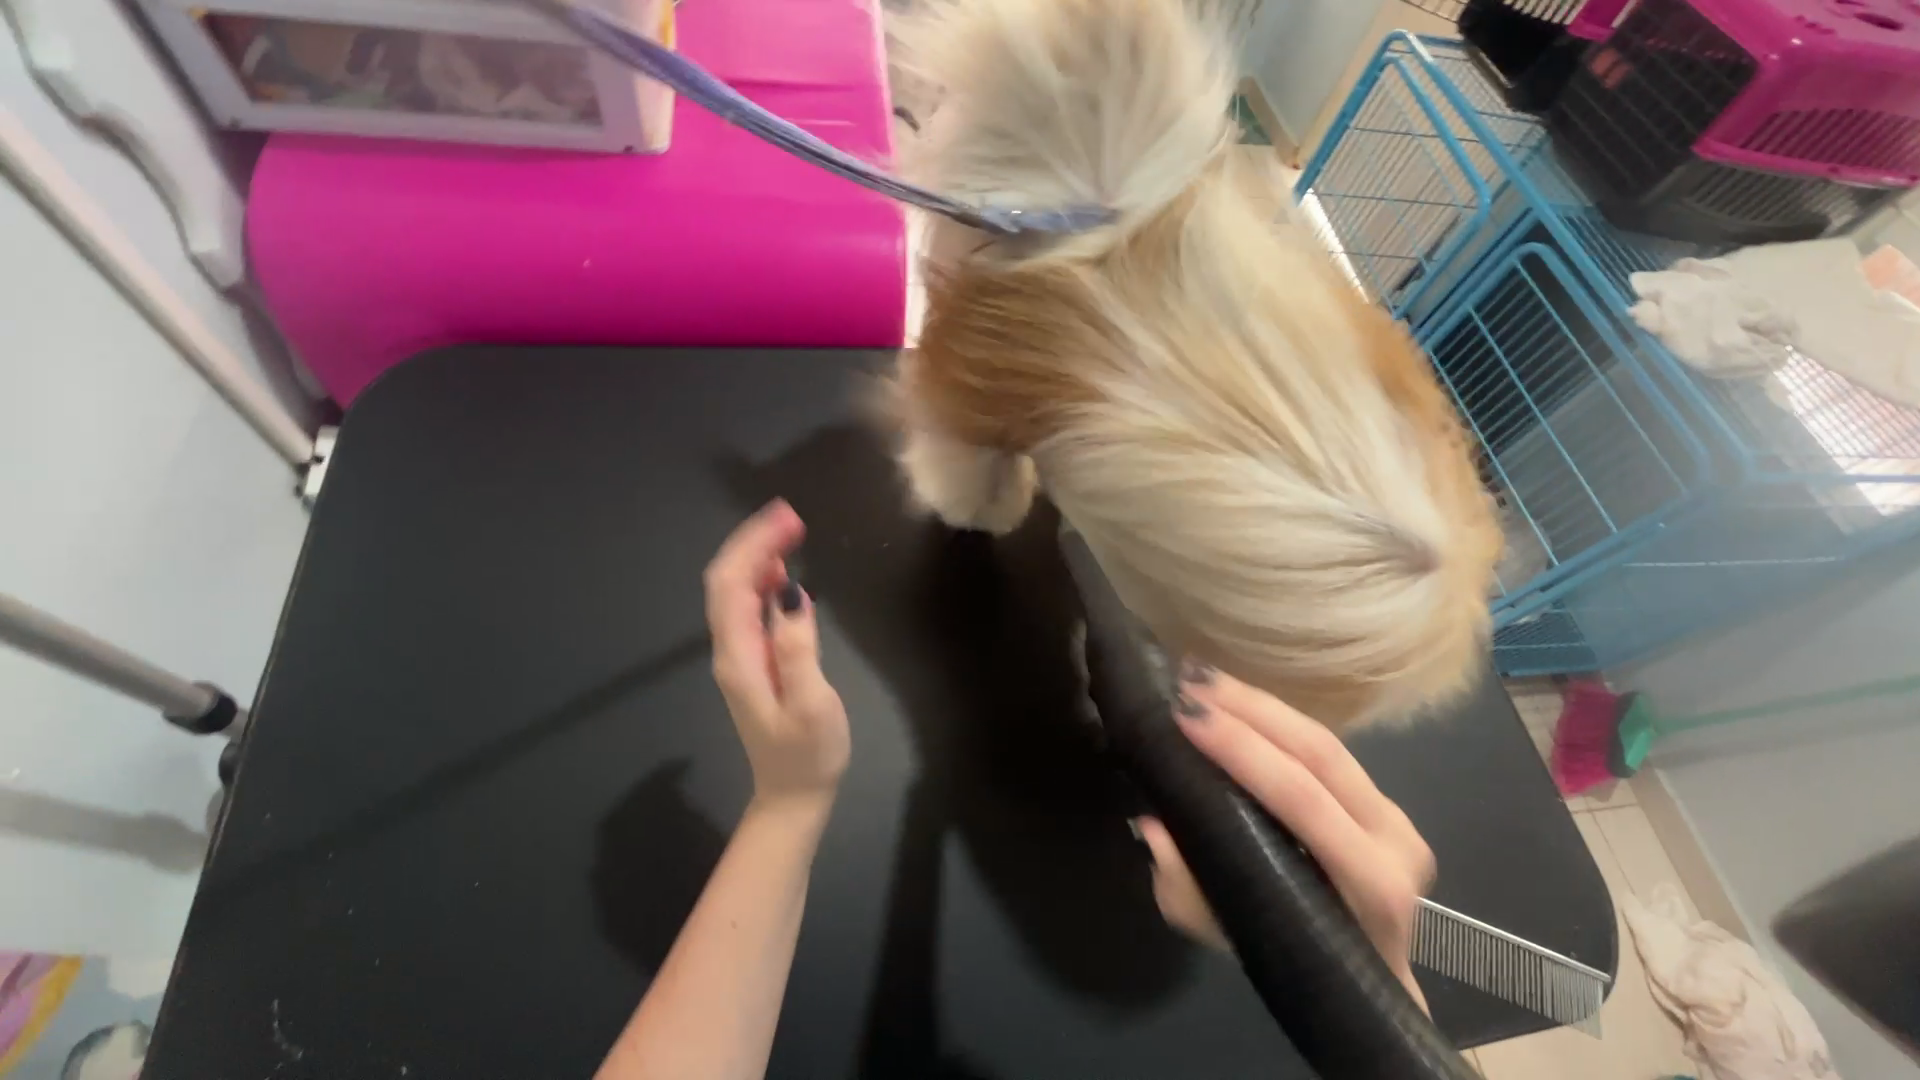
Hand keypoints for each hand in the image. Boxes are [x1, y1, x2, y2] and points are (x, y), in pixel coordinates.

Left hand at [704, 500, 849, 809]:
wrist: (792, 797)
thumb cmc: (808, 754)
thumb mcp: (811, 704)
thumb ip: (798, 649)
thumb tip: (789, 594)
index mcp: (740, 657)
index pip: (731, 585)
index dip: (753, 546)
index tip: (787, 519)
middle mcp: (731, 650)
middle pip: (727, 583)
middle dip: (753, 543)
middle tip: (791, 517)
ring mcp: (739, 657)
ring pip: (735, 593)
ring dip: (757, 558)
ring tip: (790, 533)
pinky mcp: (753, 663)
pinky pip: (748, 609)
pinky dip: (762, 581)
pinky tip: (780, 573)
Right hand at [1136, 666, 1434, 1008]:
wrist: (1369, 986)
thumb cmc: (1296, 963)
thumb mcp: (1232, 938)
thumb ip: (1188, 891)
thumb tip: (1152, 825)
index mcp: (1370, 886)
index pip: (1303, 799)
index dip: (1242, 751)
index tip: (1185, 717)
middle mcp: (1396, 842)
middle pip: (1319, 754)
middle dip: (1246, 711)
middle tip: (1186, 684)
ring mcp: (1397, 816)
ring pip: (1325, 740)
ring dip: (1258, 703)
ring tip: (1202, 678)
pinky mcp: (1385, 800)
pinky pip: (1326, 747)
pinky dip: (1274, 717)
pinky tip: (1234, 699)